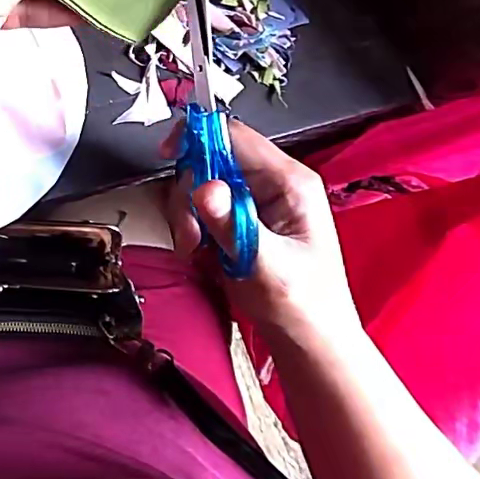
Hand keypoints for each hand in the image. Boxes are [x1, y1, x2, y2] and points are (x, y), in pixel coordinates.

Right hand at [161, 119, 362, 343]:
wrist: (309, 342)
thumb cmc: (304, 308)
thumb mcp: (269, 268)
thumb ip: (235, 226)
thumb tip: (205, 189)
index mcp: (289, 182)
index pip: (235, 136)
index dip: (198, 138)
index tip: (170, 154)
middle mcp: (269, 184)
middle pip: (209, 159)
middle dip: (189, 193)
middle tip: (190, 233)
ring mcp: (251, 201)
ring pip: (198, 183)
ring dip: (186, 214)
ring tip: (196, 248)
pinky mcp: (236, 219)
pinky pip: (198, 207)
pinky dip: (190, 227)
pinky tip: (200, 252)